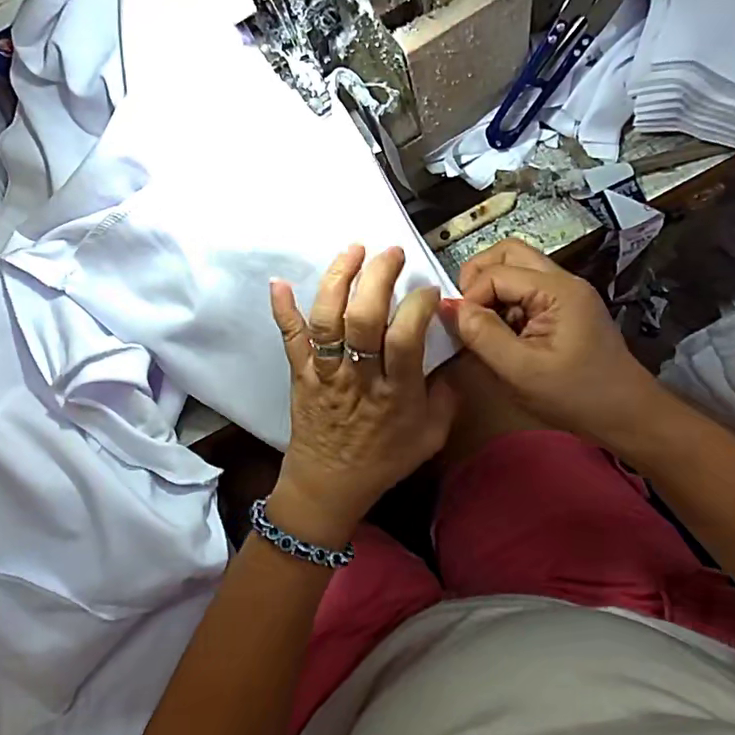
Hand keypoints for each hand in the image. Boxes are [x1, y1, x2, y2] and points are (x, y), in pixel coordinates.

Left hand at [268, 244, 458, 549]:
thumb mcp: (431, 435)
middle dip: (377, 278)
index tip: (427, 289)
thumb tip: (454, 351)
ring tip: (353, 250)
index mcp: (396, 393)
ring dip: (338, 281)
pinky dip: (283, 310)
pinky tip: (280, 282)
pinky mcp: (301, 374)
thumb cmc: (384, 459)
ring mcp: (325, 374)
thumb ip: (446, 394)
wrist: (330, 484)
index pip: (406, 338)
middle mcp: (359, 378)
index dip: (417, 306)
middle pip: (363, 319)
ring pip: (327, 321)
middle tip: (390, 253)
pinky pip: (290, 339)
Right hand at [442, 238, 662, 443]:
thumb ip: (484, 336)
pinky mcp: (563, 308)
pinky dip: (504, 304)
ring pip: (515, 268)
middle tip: (466, 313)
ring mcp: (565, 292)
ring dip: (491, 291)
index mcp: (557, 290)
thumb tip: (451, 309)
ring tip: (483, 326)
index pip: (497, 273)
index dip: (471, 297)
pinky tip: (502, 335)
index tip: (461, 329)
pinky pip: (524, 290)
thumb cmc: (577, 396)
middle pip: (508, 253)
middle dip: (477, 277)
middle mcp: (562, 281)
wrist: (626, 415)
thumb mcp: (522, 371)